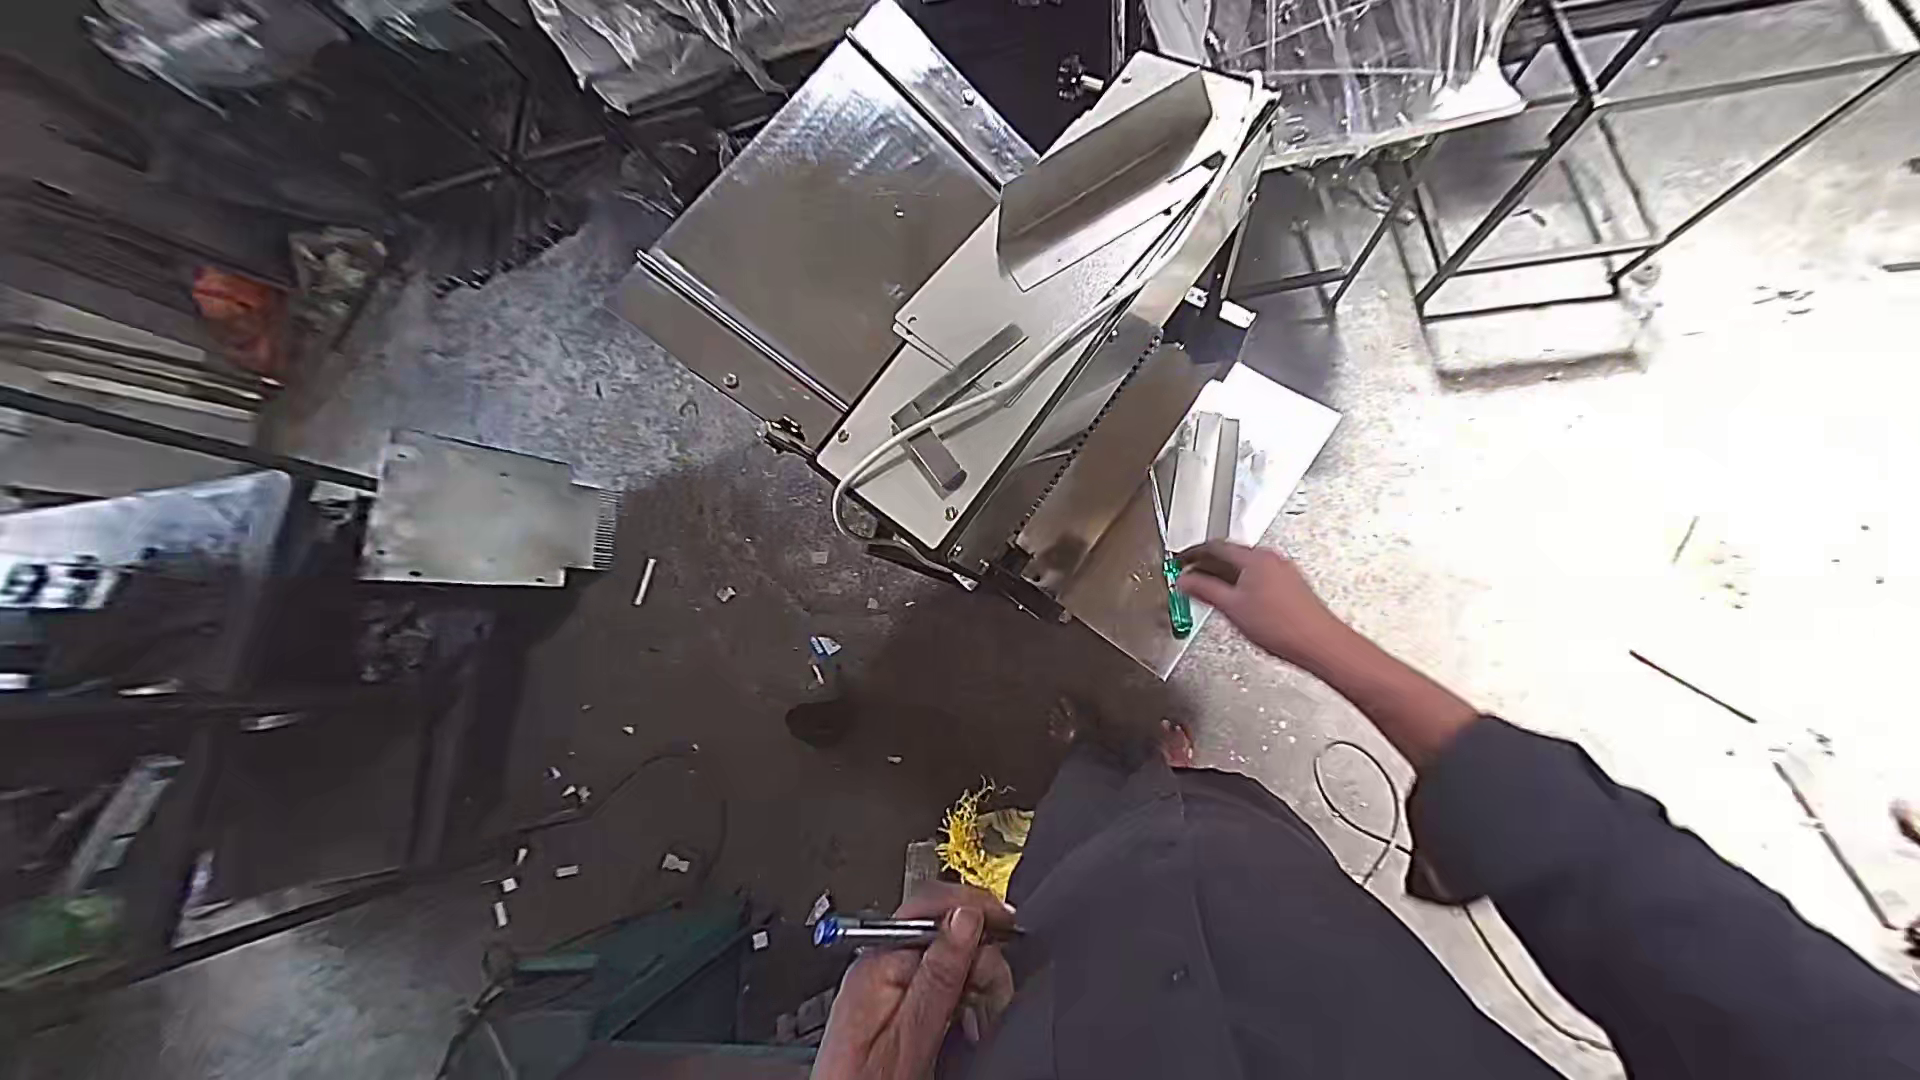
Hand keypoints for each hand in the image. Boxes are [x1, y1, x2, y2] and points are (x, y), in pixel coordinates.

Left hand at [812, 884, 1016, 1079]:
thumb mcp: (910, 1040)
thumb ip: (939, 976)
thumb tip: (966, 916)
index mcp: (877, 962)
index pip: (931, 904)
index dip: (973, 907)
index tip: (1007, 922)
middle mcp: (878, 965)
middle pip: (941, 930)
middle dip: (978, 952)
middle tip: (998, 990)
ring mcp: (884, 985)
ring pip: (944, 957)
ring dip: (974, 978)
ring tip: (985, 1014)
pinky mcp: (892, 1008)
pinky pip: (935, 983)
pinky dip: (961, 996)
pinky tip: (969, 1021)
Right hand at [1174, 541, 1346, 667]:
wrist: (1320, 645)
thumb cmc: (1283, 627)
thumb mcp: (1230, 607)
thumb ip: (1203, 590)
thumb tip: (1185, 581)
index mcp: (1255, 559)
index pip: (1214, 546)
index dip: (1192, 553)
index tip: (1179, 560)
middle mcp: (1271, 560)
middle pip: (1230, 554)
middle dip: (1206, 563)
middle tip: (1188, 573)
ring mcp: (1283, 572)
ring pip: (1243, 566)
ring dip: (1222, 574)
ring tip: (1206, 588)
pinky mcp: (1290, 586)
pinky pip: (1256, 576)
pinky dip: (1239, 582)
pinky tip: (1233, 599)